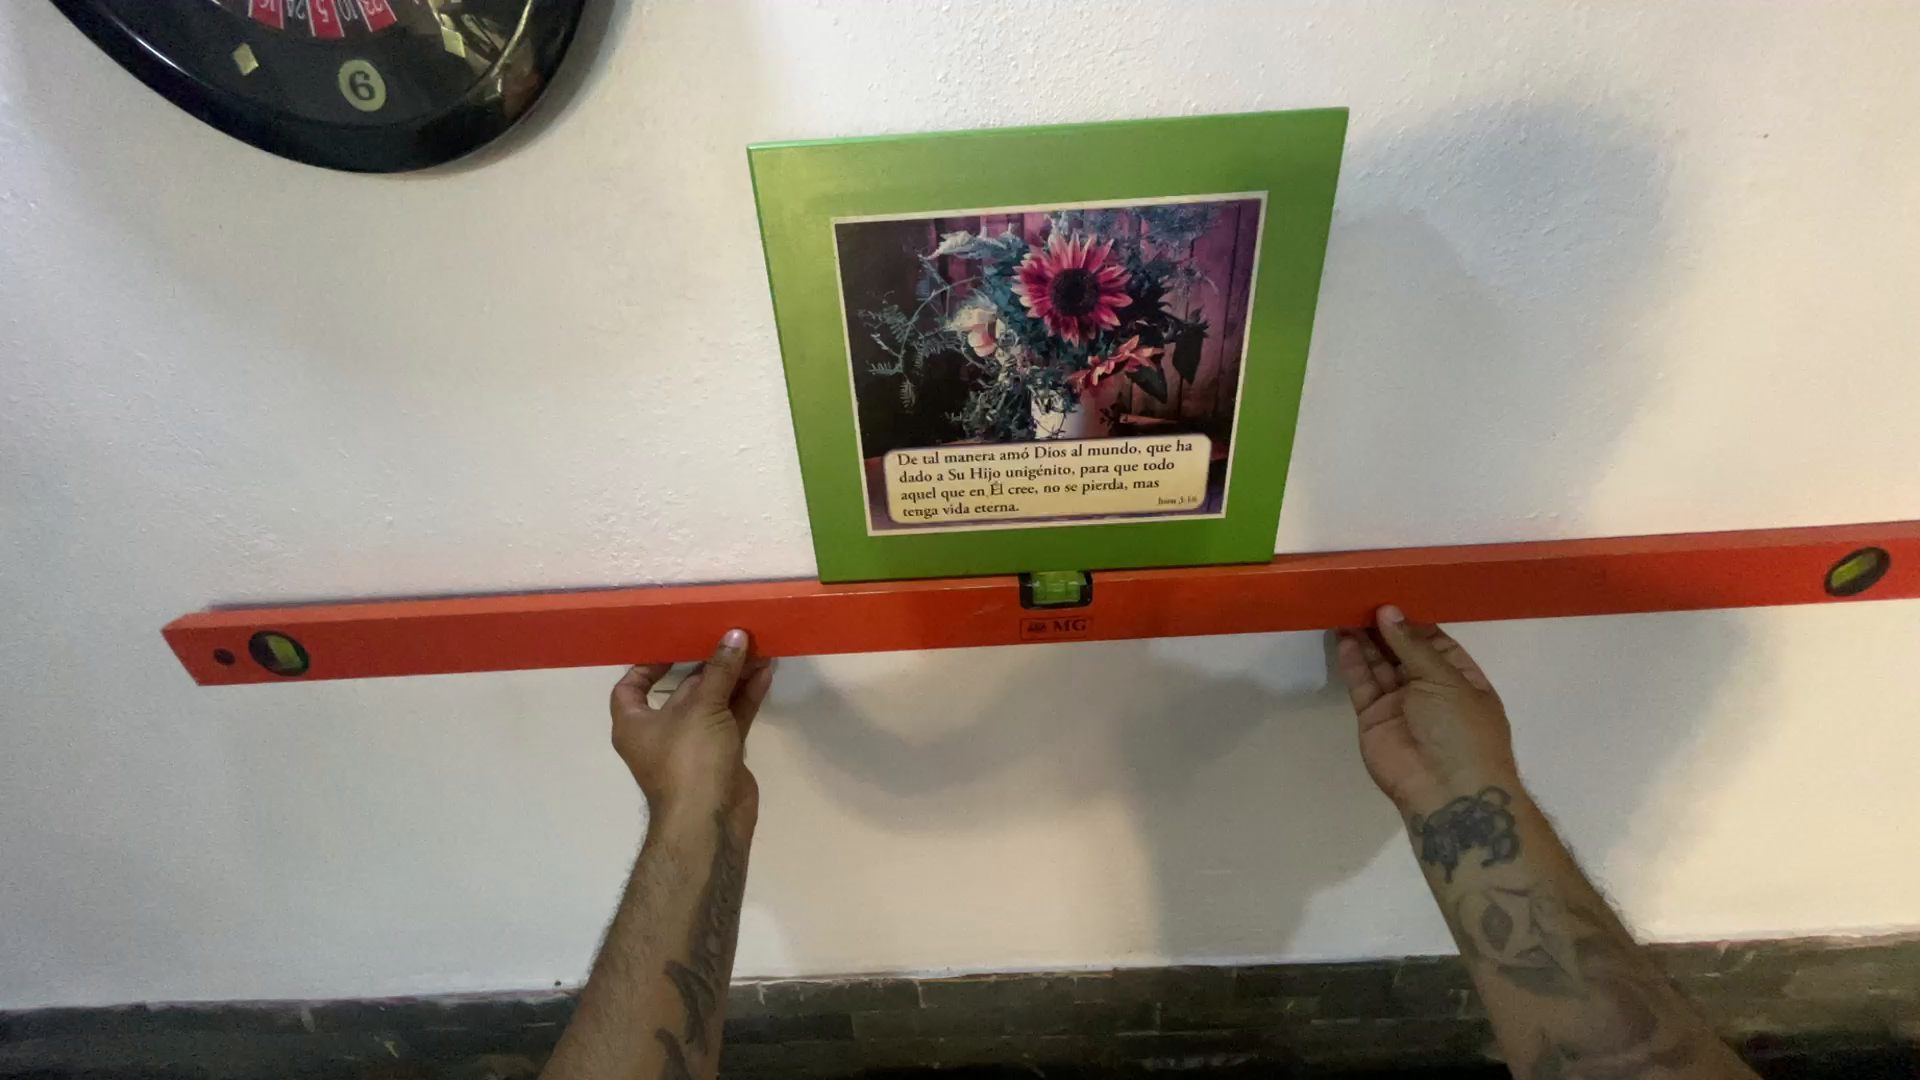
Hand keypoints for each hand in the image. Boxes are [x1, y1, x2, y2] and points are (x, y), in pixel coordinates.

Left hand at [610, 629, 774, 829]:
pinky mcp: (721, 754)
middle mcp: (661, 732)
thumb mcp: (703, 707)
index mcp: (636, 723)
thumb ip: (720, 670)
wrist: (710, 820)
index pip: (630, 687)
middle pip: (683, 689)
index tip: (675, 644)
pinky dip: (746, 697)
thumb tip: (735, 635)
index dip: (648, 665)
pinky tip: (765, 675)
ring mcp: (693, 744)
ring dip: (734, 679)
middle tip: (732, 639)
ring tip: (757, 651)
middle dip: (710, 665)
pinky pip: (732, 717)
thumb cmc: (689, 759)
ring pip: (714, 702)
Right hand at [1334, 606, 1520, 813]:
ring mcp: (1400, 703)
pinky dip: (1352, 661)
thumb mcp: (1445, 680)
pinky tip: (1343, 638)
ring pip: (1379, 664)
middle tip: (1360, 597)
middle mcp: (1430, 689)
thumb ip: (1412, 645)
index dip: (1412, 620)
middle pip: (1403, 651)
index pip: (1435, 642)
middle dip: (1384, 627)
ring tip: (1345, 610)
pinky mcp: (1373, 715)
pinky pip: (1361, 683)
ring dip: (1365, 639)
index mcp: (1462, 680)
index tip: (1389, 595)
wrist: (1445, 789)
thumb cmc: (1461, 730)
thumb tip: (1388, 610)